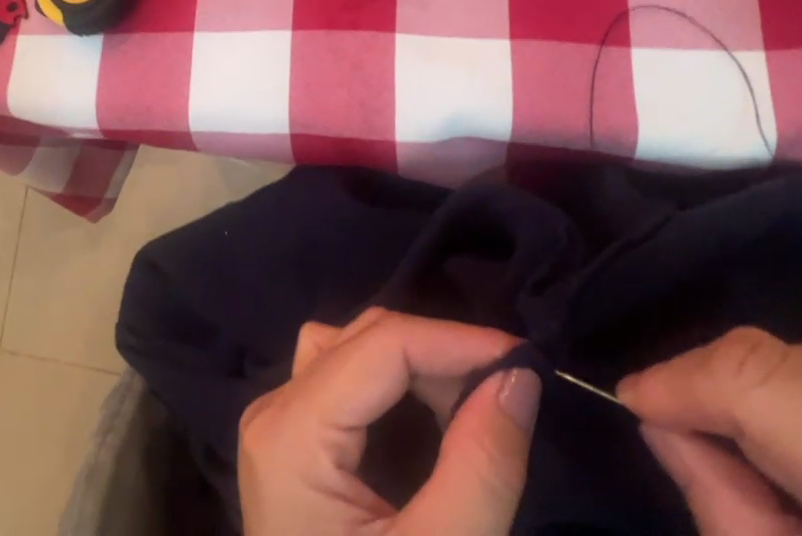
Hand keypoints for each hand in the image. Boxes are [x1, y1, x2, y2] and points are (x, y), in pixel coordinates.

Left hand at [238, 308, 540, 535]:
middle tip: (506, 388)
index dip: (456, 339)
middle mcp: (273, 412)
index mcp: (291, 432)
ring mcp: (276, 426)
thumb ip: (481, 462)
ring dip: (415, 363)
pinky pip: (342, 380)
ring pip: (349, 351)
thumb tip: (519, 376)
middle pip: (361, 340)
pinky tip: (431, 412)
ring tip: (472, 397)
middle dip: (439, 352)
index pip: (380, 345)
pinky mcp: (292, 444)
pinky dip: (393, 383)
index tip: (528, 358)